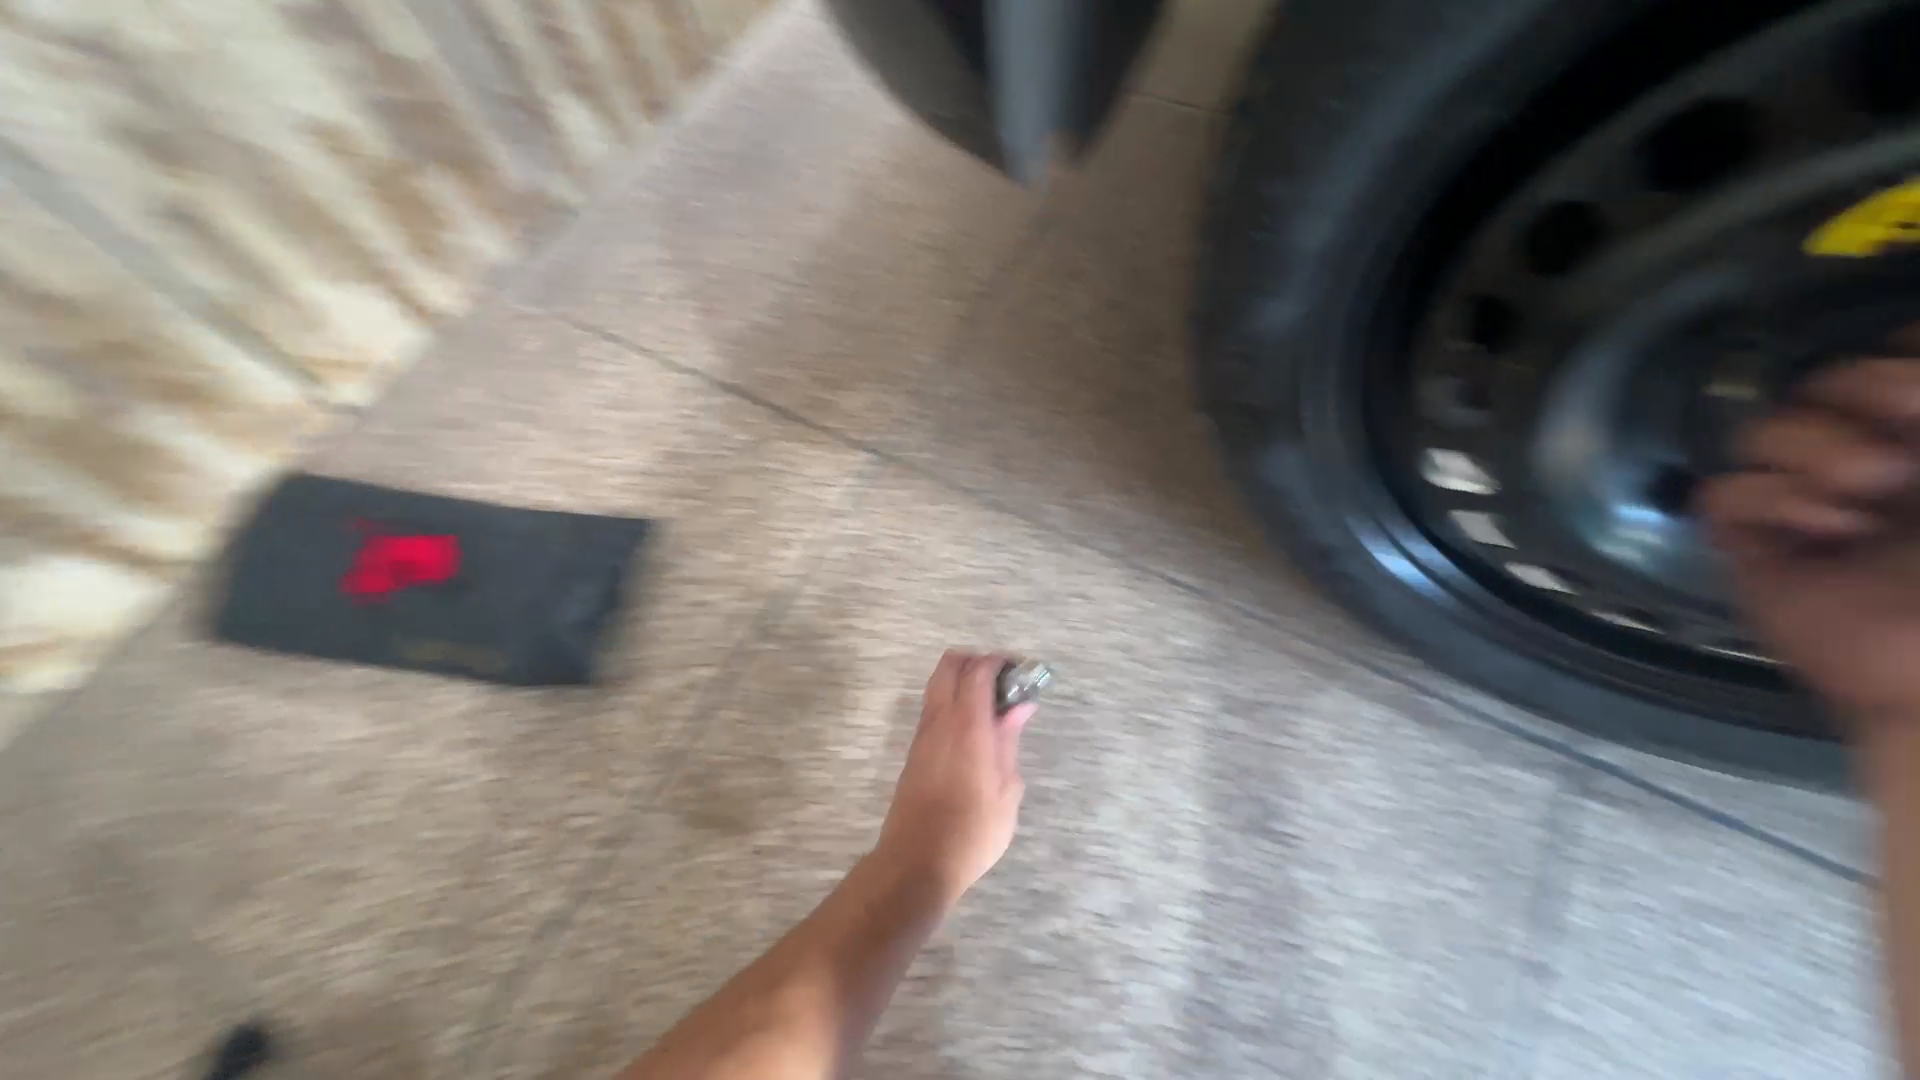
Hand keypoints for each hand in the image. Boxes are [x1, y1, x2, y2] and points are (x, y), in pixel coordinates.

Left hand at [874, 651, 1036, 906]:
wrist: (918, 861)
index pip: (978, 670)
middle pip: (949, 665)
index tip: (1019, 670)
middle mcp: (939, 720)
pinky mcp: (914, 751)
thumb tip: (1019, 707)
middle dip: (976, 661)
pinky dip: (953, 703)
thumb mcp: (1007, 788)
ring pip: (937, 686)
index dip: (999, 661)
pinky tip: (974, 731)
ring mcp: (922, 734)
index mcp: (967, 724)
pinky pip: (933, 710)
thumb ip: (1009, 740)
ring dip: (962, 682)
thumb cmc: (973, 830)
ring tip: (992, 707)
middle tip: (1003, 682)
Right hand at [1700, 355, 1919, 724]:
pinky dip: (1767, 503)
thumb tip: (1905, 348)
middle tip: (1903, 432)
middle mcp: (1872, 460)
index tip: (1916, 390)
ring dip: (1811, 452)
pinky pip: (1720, 495)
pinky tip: (1821, 531)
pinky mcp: (1749, 544)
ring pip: (1759, 432)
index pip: (1887, 358)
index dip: (1893, 355)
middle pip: (1818, 381)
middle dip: (1860, 392)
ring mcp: (1804, 502)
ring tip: (1863, 493)